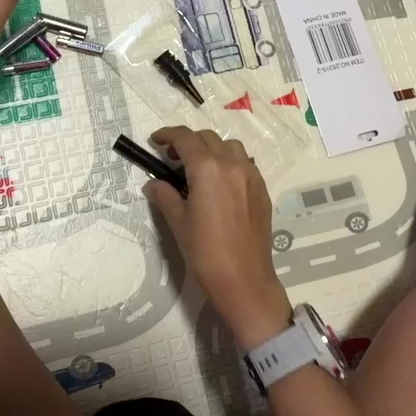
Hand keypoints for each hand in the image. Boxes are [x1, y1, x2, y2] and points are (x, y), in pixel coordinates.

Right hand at [145, 127, 291, 347]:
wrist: (244, 279)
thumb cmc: (205, 251)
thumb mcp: (178, 222)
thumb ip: (164, 196)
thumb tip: (153, 184)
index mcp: (208, 169)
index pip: (185, 139)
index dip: (167, 135)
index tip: (155, 141)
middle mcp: (232, 164)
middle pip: (208, 138)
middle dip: (187, 141)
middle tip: (171, 158)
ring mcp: (251, 176)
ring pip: (230, 146)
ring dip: (211, 148)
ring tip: (198, 167)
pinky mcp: (262, 190)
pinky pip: (245, 163)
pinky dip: (229, 162)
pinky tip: (220, 182)